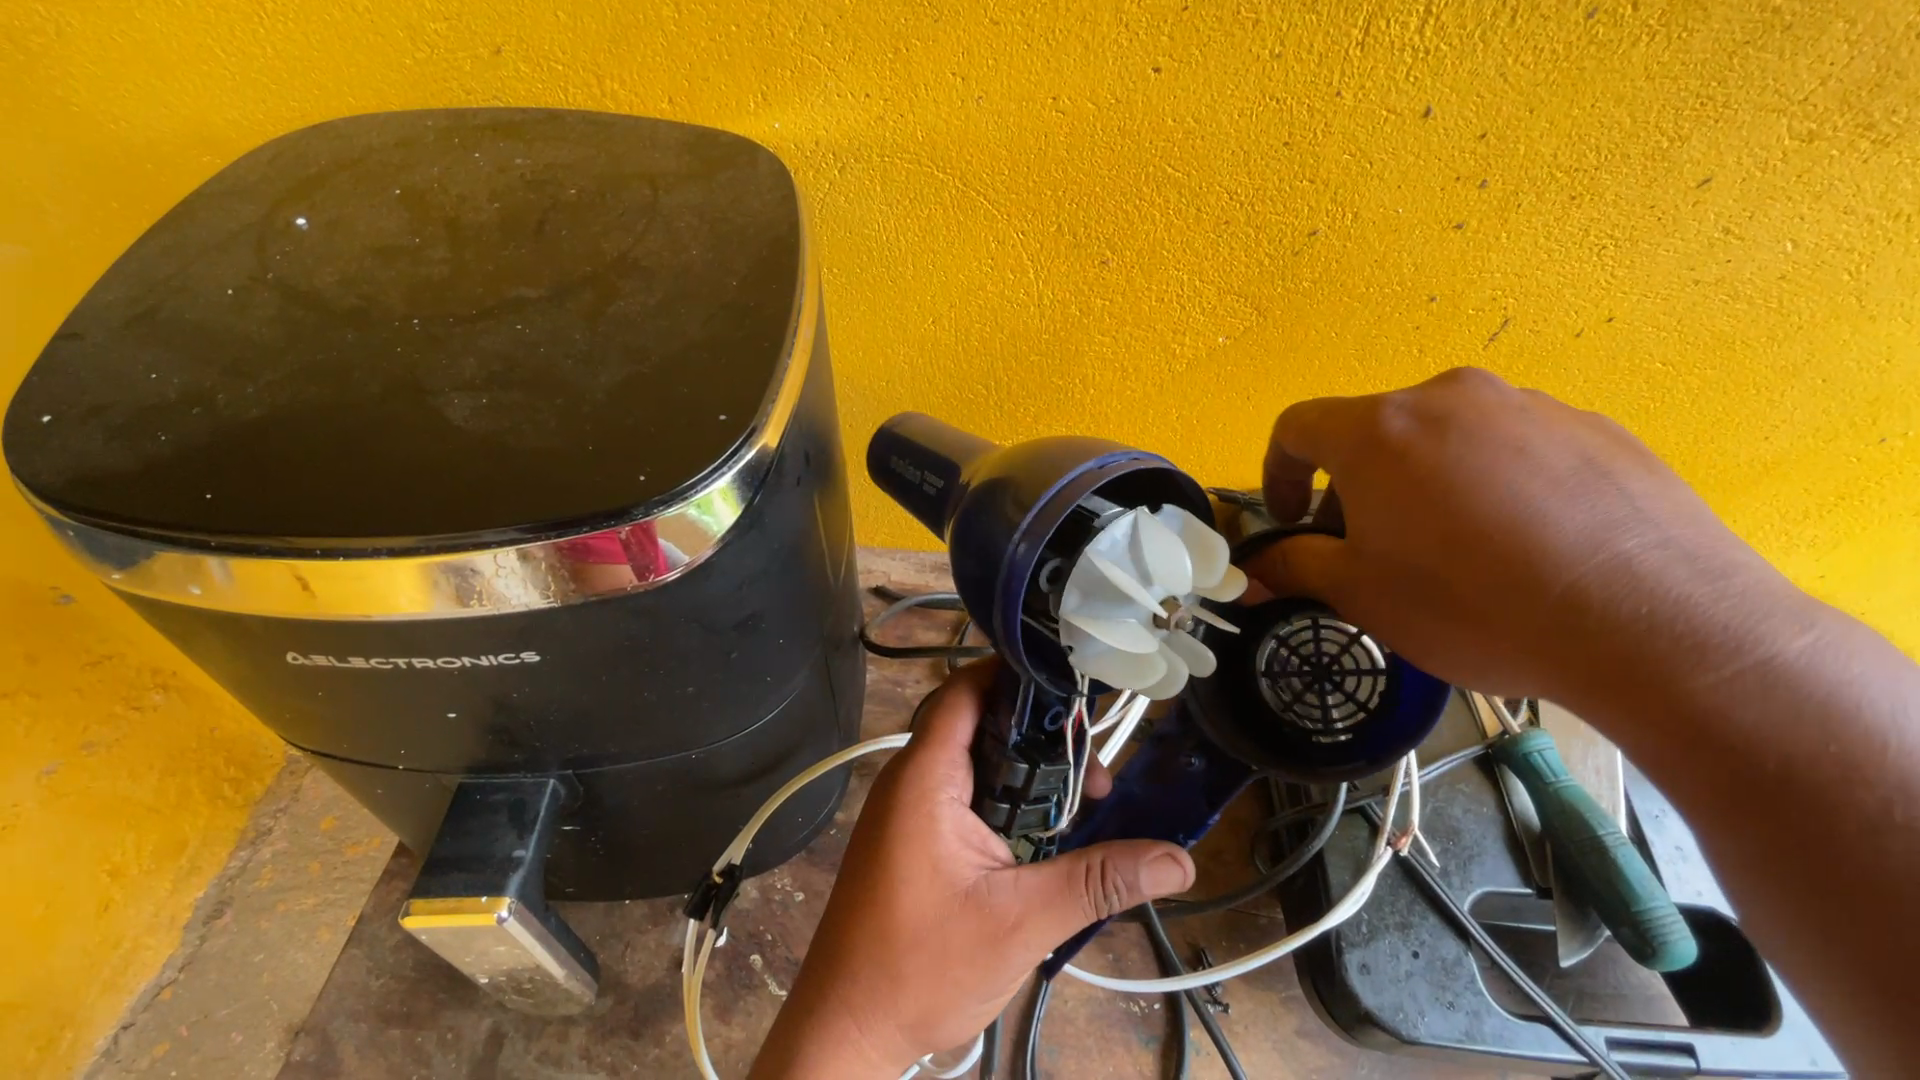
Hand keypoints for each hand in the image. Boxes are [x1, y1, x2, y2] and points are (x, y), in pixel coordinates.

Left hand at [749, 660, 1195, 1078]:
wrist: (848, 1031)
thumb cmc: (921, 970)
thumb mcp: (1021, 921)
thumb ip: (1098, 881)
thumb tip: (1176, 860)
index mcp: (925, 779)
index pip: (965, 691)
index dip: (1014, 674)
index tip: (1071, 684)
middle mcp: (910, 783)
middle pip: (975, 724)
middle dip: (1036, 735)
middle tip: (1093, 765)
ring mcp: (906, 814)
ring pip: (972, 765)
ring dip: (1024, 775)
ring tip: (1080, 801)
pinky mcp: (911, 843)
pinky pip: (962, 799)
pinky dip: (1004, 803)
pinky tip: (1042, 836)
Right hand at [1248, 366, 1807, 712]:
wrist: (1654, 624)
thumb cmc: (1473, 605)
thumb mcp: (1362, 596)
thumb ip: (1296, 568)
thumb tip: (1255, 568)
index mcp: (1381, 431)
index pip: (1298, 427)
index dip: (1279, 473)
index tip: (1294, 521)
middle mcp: (1451, 399)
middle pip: (1377, 433)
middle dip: (1357, 488)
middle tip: (1374, 551)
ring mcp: (1531, 407)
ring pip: (1449, 440)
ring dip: (1427, 485)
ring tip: (1459, 554)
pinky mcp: (1596, 430)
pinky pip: (1518, 449)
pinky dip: (1498, 486)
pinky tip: (1529, 548)